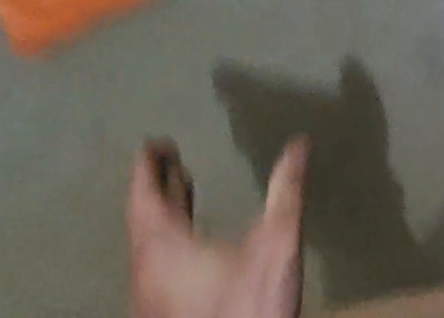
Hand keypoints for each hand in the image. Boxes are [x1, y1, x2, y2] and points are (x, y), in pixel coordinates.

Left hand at [128, 137, 308, 317]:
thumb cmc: (251, 305)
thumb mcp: (279, 240)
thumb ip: (286, 189)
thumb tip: (299, 142)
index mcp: (164, 249)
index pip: (146, 200)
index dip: (148, 170)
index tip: (152, 144)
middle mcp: (148, 272)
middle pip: (144, 222)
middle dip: (156, 187)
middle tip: (167, 159)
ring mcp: (152, 297)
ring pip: (150, 244)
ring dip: (164, 212)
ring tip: (180, 187)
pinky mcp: (165, 311)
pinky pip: (158, 261)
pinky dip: (169, 235)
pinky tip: (191, 236)